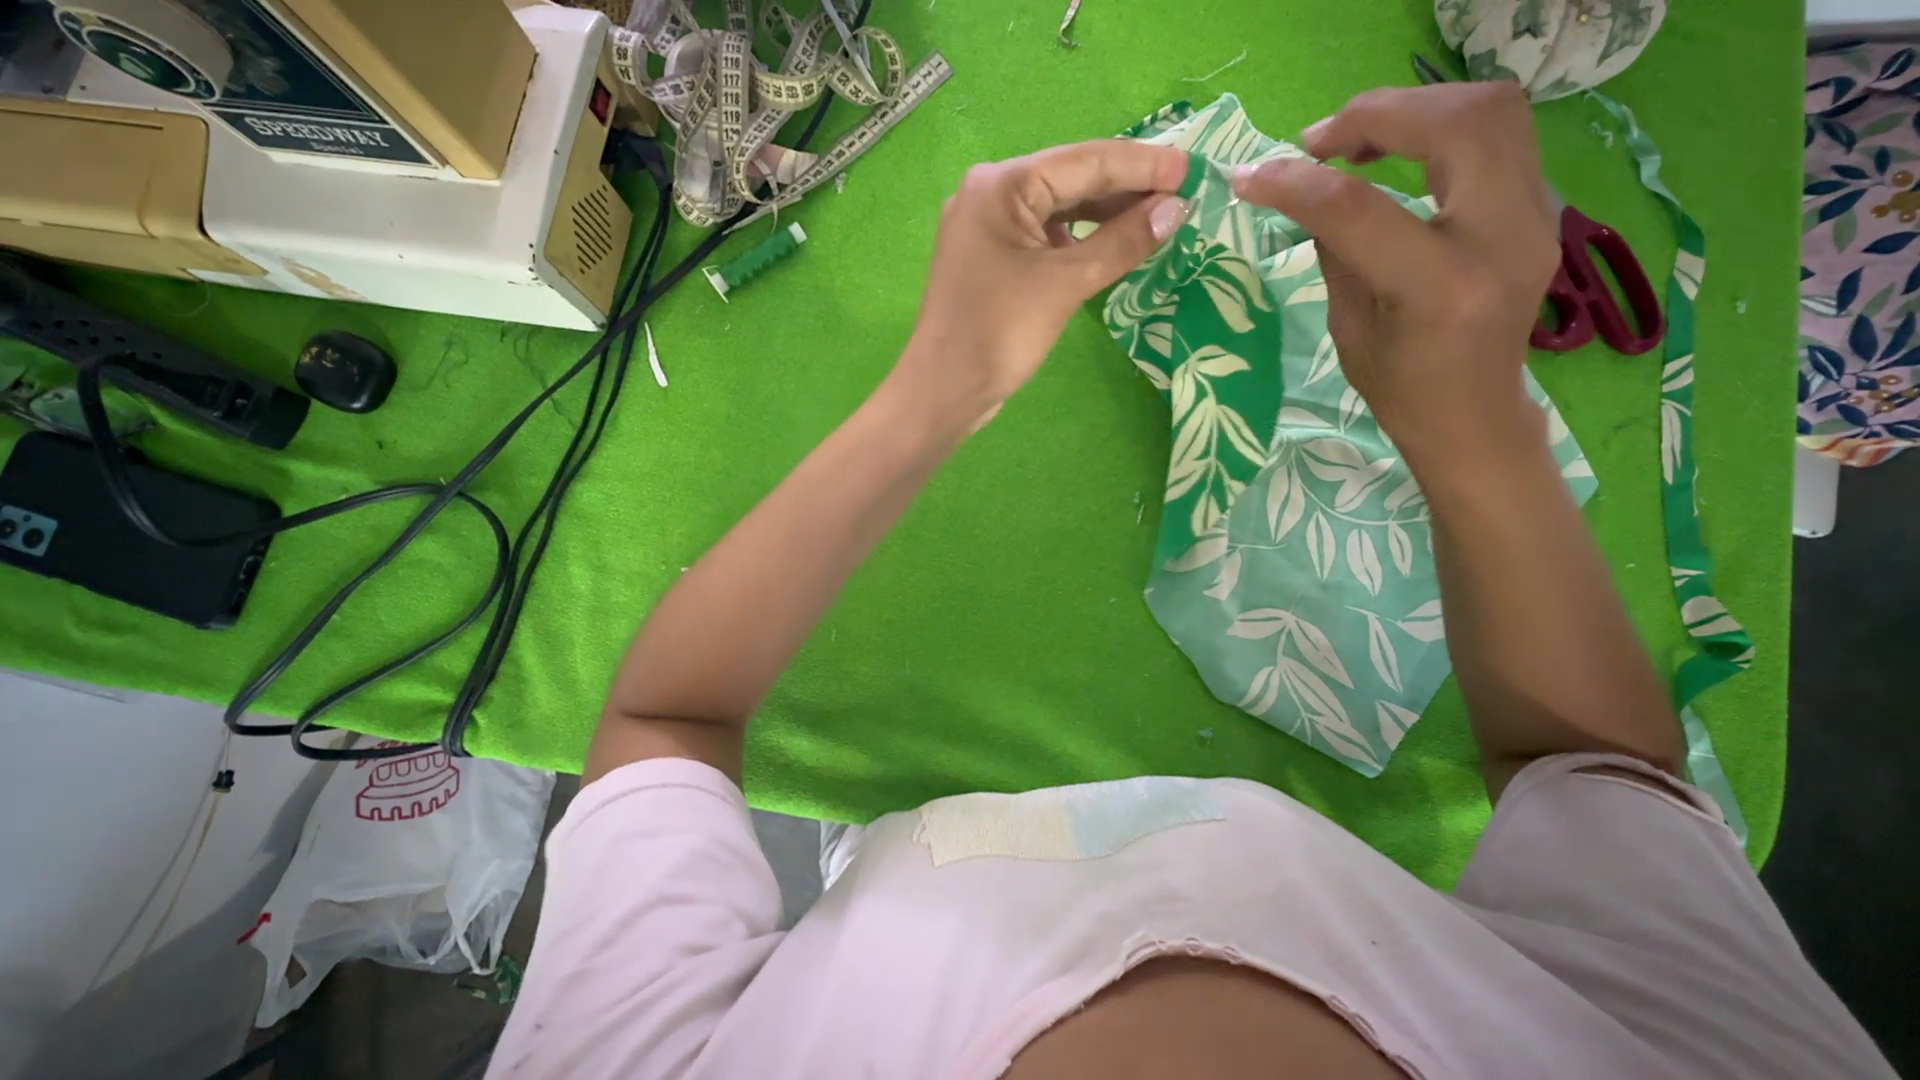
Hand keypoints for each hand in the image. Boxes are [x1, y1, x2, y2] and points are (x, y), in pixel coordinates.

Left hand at [895, 140, 1192, 425]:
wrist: (944, 390)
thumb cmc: (998, 333)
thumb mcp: (1065, 284)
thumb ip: (1122, 242)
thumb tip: (1176, 208)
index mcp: (1001, 185)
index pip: (1085, 161)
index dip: (1143, 164)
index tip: (1193, 168)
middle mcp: (991, 192)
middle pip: (1072, 178)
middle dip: (1128, 186)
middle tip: (1185, 192)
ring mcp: (989, 225)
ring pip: (1061, 207)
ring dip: (1108, 212)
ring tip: (1162, 216)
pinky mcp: (993, 255)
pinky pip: (1047, 234)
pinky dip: (1083, 238)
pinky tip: (1118, 242)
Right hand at [1229, 82, 1560, 471]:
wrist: (1476, 415)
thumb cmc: (1401, 388)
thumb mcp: (1349, 326)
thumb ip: (1335, 246)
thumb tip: (1305, 187)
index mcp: (1442, 290)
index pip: (1360, 210)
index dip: (1295, 184)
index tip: (1248, 176)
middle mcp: (1502, 240)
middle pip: (1455, 123)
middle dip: (1375, 114)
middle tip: (1319, 142)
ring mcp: (1535, 218)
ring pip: (1490, 109)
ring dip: (1415, 107)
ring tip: (1359, 137)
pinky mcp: (1540, 207)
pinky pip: (1501, 133)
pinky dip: (1443, 124)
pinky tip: (1400, 150)